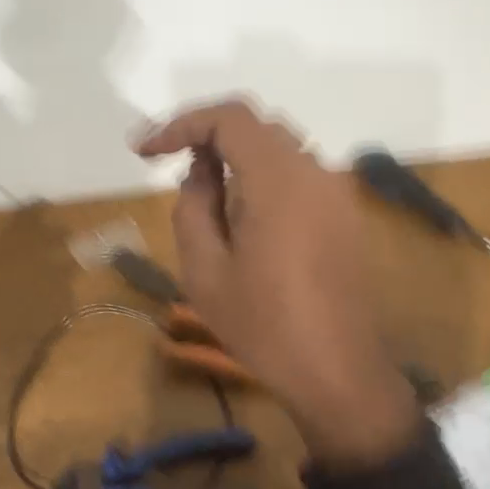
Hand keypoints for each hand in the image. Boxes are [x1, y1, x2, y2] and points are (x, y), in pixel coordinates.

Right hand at [133, 97, 417, 466]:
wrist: (337, 370)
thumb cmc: (263, 325)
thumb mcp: (205, 271)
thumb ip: (193, 207)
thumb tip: (202, 173)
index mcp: (279, 179)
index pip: (230, 118)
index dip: (181, 124)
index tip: (144, 152)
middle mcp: (316, 172)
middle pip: (258, 129)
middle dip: (209, 141)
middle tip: (171, 173)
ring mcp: (338, 194)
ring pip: (280, 153)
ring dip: (238, 164)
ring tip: (207, 209)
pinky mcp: (345, 217)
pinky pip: (299, 180)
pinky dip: (264, 184)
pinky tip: (245, 226)